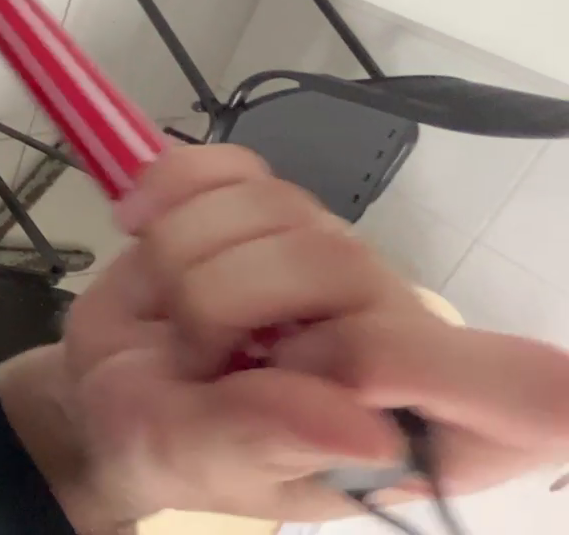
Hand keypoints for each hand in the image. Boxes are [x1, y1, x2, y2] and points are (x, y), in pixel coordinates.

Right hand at [0, 145, 568, 529]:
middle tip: (189, 350)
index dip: (397, 362)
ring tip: (166, 301)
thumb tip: (363, 428)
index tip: (292, 375)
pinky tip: (141, 222)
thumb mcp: (196, 462)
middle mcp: (397, 327)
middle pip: (331, 260)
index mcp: (428, 424)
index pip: (519, 387)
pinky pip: (225, 162)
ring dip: (176, 249)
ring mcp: (320, 255)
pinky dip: (165, 184)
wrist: (104, 384)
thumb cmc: (161, 444)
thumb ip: (264, 440)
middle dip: (218, 298)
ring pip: (267, 203)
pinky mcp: (250, 205)